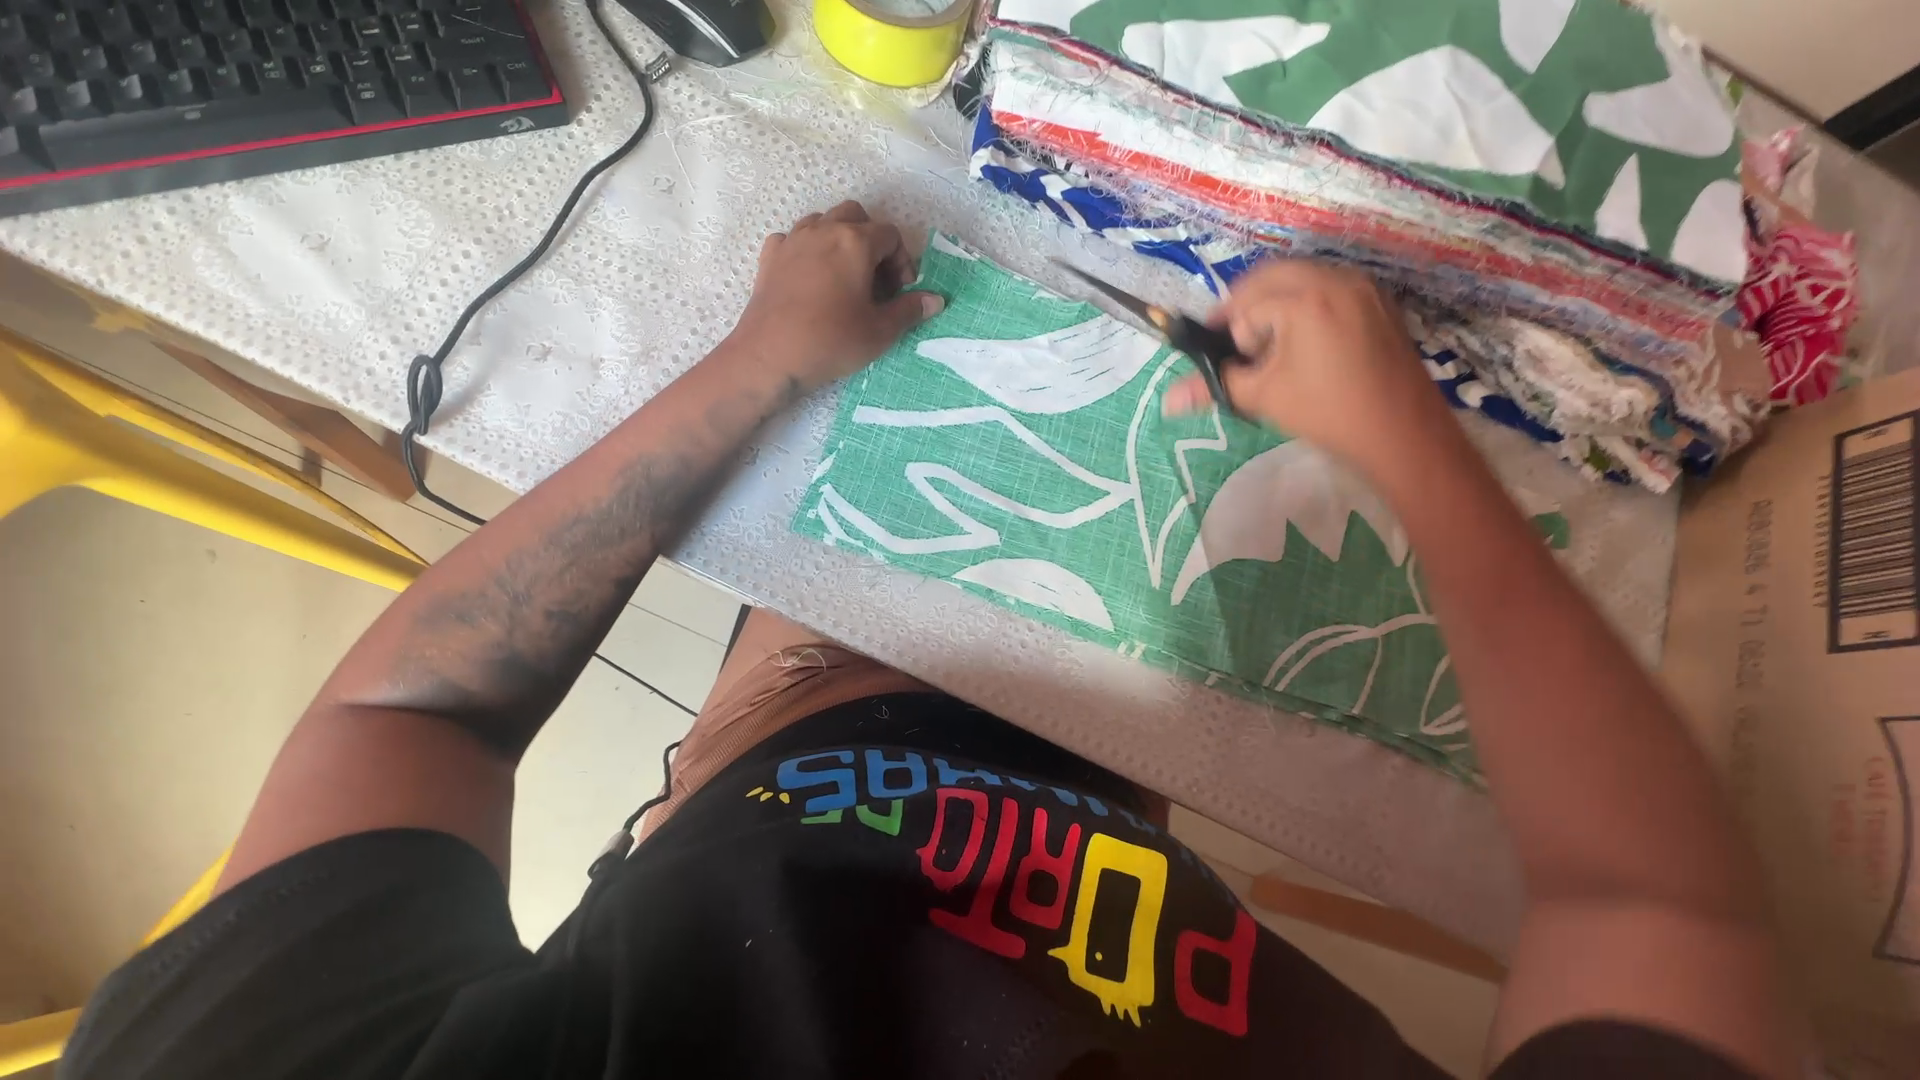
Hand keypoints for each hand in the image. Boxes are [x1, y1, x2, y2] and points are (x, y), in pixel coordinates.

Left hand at [724, 201, 944, 391]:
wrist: (769, 357)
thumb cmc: (831, 342)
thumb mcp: (879, 332)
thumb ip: (909, 310)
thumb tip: (936, 300)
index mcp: (855, 242)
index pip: (890, 235)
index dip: (903, 261)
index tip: (901, 291)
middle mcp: (823, 230)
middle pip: (856, 216)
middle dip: (872, 241)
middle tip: (876, 279)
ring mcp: (793, 240)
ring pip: (823, 222)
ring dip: (840, 241)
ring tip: (845, 276)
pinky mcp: (770, 257)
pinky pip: (793, 239)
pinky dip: (807, 250)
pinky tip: (811, 277)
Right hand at [1162, 260, 1456, 481]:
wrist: (1402, 434)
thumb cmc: (1327, 413)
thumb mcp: (1263, 398)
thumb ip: (1214, 387)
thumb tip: (1167, 401)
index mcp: (1304, 299)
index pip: (1246, 305)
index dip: (1231, 335)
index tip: (1230, 362)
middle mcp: (1334, 279)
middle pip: (1271, 276)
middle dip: (1247, 306)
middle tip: (1239, 346)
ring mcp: (1362, 287)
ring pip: (1301, 277)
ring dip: (1276, 302)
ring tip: (1271, 346)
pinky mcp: (1379, 301)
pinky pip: (1330, 287)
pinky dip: (1307, 304)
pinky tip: (1305, 344)